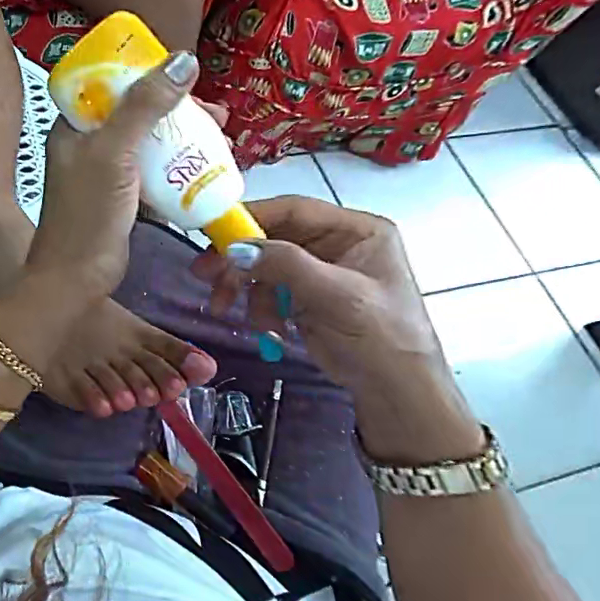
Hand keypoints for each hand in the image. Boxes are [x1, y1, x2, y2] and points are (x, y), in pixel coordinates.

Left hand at [24, 50, 197, 300]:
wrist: (76, 280)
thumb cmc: (87, 215)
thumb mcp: (114, 153)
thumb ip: (144, 107)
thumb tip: (183, 61)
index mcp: (74, 126)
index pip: (112, 83)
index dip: (150, 75)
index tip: (187, 79)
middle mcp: (88, 145)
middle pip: (138, 112)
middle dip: (179, 110)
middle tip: (216, 117)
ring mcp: (105, 173)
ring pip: (150, 143)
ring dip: (184, 140)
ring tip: (221, 142)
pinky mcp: (122, 198)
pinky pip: (154, 173)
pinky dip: (179, 169)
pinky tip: (205, 172)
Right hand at [189, 196, 484, 462]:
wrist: (395, 389)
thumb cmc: (380, 336)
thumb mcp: (336, 296)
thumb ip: (286, 266)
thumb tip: (236, 249)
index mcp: (355, 230)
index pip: (294, 211)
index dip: (252, 218)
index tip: (213, 233)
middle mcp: (335, 244)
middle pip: (272, 238)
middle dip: (240, 260)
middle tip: (204, 275)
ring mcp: (318, 272)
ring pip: (264, 267)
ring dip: (244, 289)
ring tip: (227, 311)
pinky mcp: (305, 299)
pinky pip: (268, 292)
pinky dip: (258, 308)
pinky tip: (267, 328)